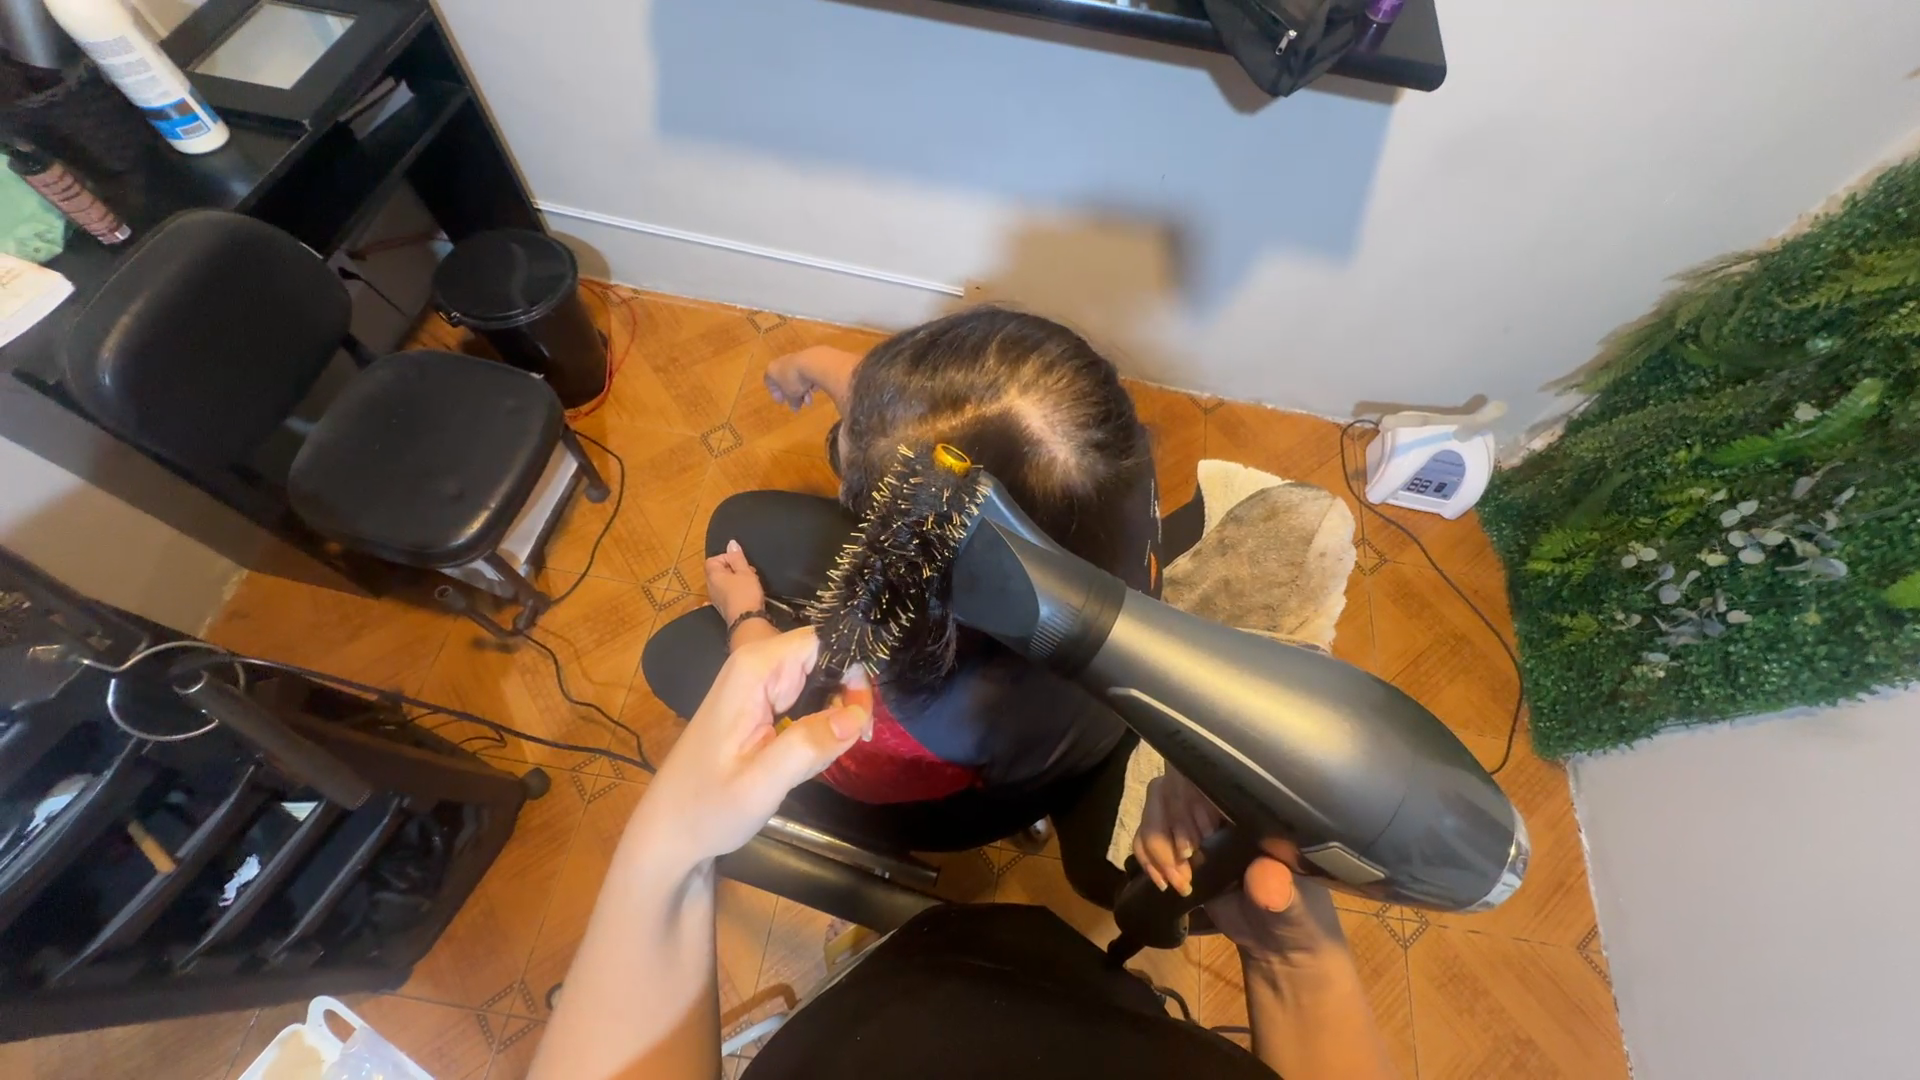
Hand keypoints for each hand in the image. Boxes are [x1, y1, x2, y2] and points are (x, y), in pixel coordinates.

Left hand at [630, 628, 870, 870]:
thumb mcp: (759, 785)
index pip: (822, 640)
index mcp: (754, 669)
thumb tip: (857, 715)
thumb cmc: (706, 810)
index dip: (850, 671)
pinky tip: (803, 760)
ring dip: (832, 720)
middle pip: (825, 659)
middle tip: (844, 746)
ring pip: (821, 682)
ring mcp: (758, 684)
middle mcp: (756, 665)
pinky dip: (817, 730)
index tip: (860, 716)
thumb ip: (809, 746)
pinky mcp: (762, 703)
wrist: (668, 832)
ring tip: (814, 761)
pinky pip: (807, 700)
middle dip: (844, 700)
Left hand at [704, 539, 766, 625]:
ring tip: (750, 583)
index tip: (740, 562)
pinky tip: (747, 594)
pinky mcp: (723, 607)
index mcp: (713, 575)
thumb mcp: (745, 571)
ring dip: (736, 580)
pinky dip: (736, 590)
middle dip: (734, 569)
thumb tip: (731, 544)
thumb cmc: (746, 594)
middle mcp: (711, 586)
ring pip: (724, 582)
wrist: (747, 621)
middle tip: (748, 572)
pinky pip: (727, 593)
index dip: (727, 558)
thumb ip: (737, 557)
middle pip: (718, 571)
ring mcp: (716, 598)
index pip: (713, 559)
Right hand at [765, 347, 828, 408]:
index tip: (782, 401)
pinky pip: (807, 372)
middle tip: (798, 404)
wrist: (812, 363)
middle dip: (793, 393)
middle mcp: (782, 362)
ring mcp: (796, 358)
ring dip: (803, 389)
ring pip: (798, 376)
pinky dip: (810, 380)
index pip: (769, 382)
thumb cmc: (794, 380)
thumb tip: (794, 408)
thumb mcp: (792, 396)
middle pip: (785, 380)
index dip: (775, 394)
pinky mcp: (809, 357)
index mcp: (772, 370)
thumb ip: (792, 402)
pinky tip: (815, 388)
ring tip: (809, 400)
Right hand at [1133, 770, 1346, 964]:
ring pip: (1154, 810)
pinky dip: (1147, 857)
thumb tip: (1261, 871)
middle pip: (1170, 789)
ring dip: (1155, 844)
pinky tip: (1162, 882)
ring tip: (1176, 881)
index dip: (1189, 798)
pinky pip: (1146, 837)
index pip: (1204, 775)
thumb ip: (1279, 887)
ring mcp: (1194, 828)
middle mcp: (1216, 809)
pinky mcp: (1178, 851)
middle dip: (1167, 826)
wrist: (1279, 945)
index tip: (1198, 837)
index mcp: (1246, 808)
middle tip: (1185, 862)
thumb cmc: (1296, 915)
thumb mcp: (1293, 903)